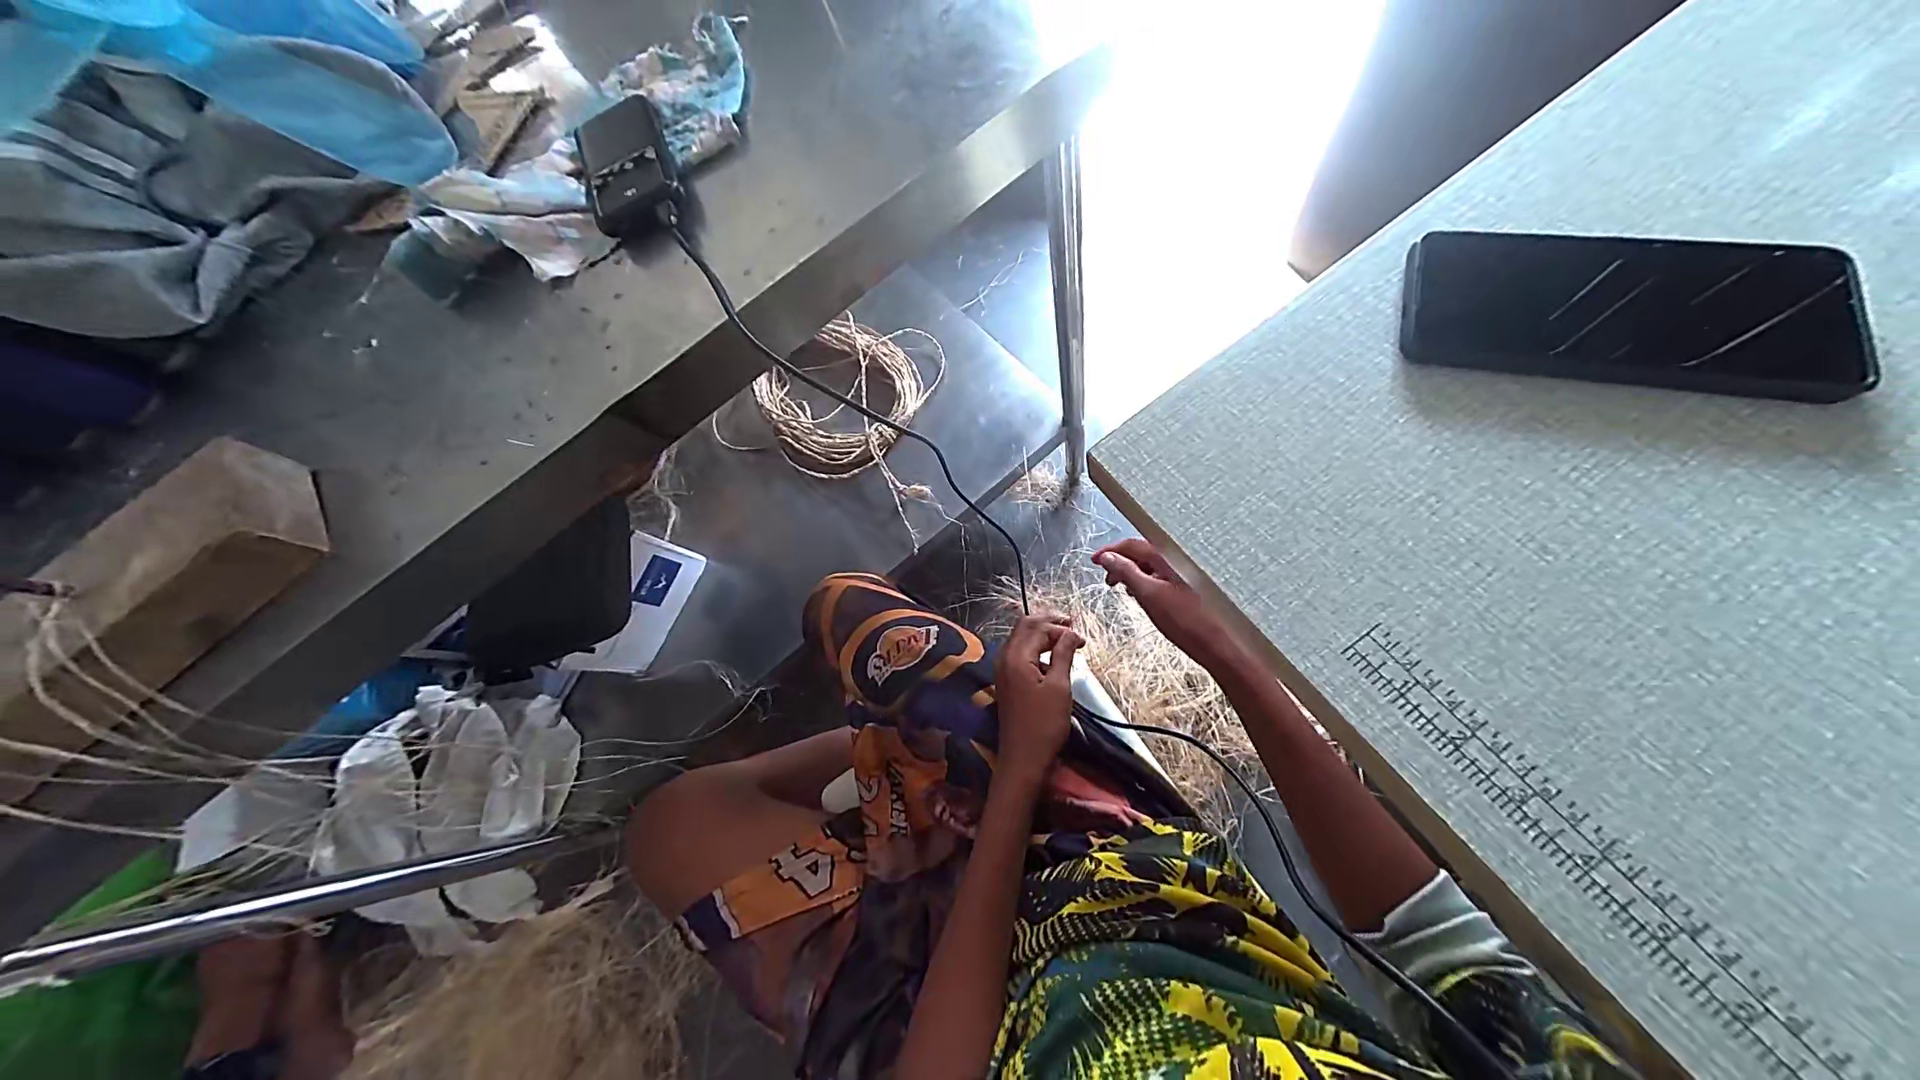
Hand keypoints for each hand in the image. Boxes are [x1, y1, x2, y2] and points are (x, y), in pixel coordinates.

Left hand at [993, 613, 1082, 787]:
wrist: (1023, 758)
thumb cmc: (1044, 724)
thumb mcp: (1060, 687)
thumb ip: (1063, 654)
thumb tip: (1071, 633)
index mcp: (1016, 657)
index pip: (1037, 627)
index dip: (1061, 628)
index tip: (1082, 640)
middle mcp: (1004, 658)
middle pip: (1024, 628)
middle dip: (1048, 624)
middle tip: (1072, 627)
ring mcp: (1003, 670)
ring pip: (1021, 640)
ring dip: (1042, 636)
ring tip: (1066, 641)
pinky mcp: (1006, 681)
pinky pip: (1020, 654)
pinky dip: (1036, 649)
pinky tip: (1052, 658)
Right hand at [1094, 539, 1234, 663]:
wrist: (1214, 643)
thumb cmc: (1184, 621)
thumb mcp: (1147, 595)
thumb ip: (1126, 572)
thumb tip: (1108, 558)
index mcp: (1167, 557)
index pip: (1132, 544)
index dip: (1110, 551)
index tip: (1095, 560)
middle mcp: (1176, 559)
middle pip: (1141, 552)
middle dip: (1120, 562)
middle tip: (1107, 578)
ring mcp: (1182, 572)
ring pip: (1149, 564)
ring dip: (1131, 572)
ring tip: (1121, 587)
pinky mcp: (1186, 584)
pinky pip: (1159, 574)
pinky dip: (1144, 580)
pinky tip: (1140, 594)